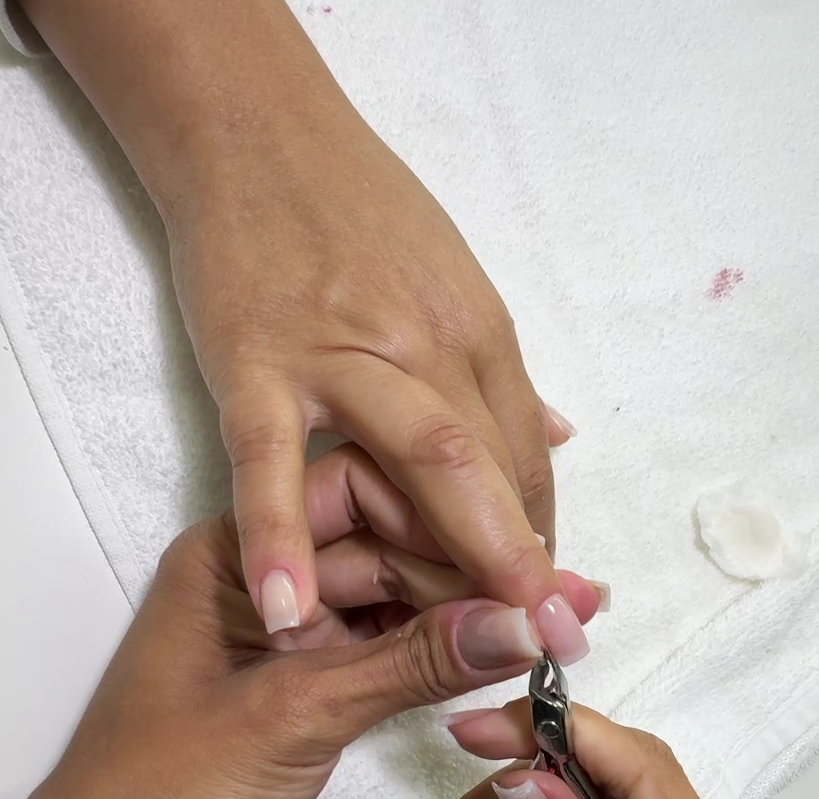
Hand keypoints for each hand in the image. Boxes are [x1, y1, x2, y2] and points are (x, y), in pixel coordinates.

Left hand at [0, 446, 600, 798]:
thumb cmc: (163, 794)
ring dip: (471, 615)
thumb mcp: (295, 715)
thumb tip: (524, 624)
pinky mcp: (312, 681)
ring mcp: (295, 630)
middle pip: (391, 548)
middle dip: (476, 575)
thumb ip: (414, 663)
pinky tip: (505, 655)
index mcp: (240, 551)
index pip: (362, 497)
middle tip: (568, 601)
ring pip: (399, 600)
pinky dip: (444, 655)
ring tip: (560, 625)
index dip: (449, 522)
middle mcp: (271, 575)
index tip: (531, 561)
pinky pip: (390, 648)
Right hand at [22, 0, 584, 656]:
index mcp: (479, 331)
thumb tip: (561, 438)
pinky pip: (274, 461)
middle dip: (529, 560)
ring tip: (469, 645)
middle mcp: (430, 344)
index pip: (527, 453)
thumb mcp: (457, 287)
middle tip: (555, 643)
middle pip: (496, 467)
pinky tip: (298, 615)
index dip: (541, 532)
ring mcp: (344, 353)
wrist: (257, 134)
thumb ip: (503, 376)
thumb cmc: (361, 216)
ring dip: (455, 558)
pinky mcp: (257, 363)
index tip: (544, 592)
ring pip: (422, 462)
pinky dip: (285, 539)